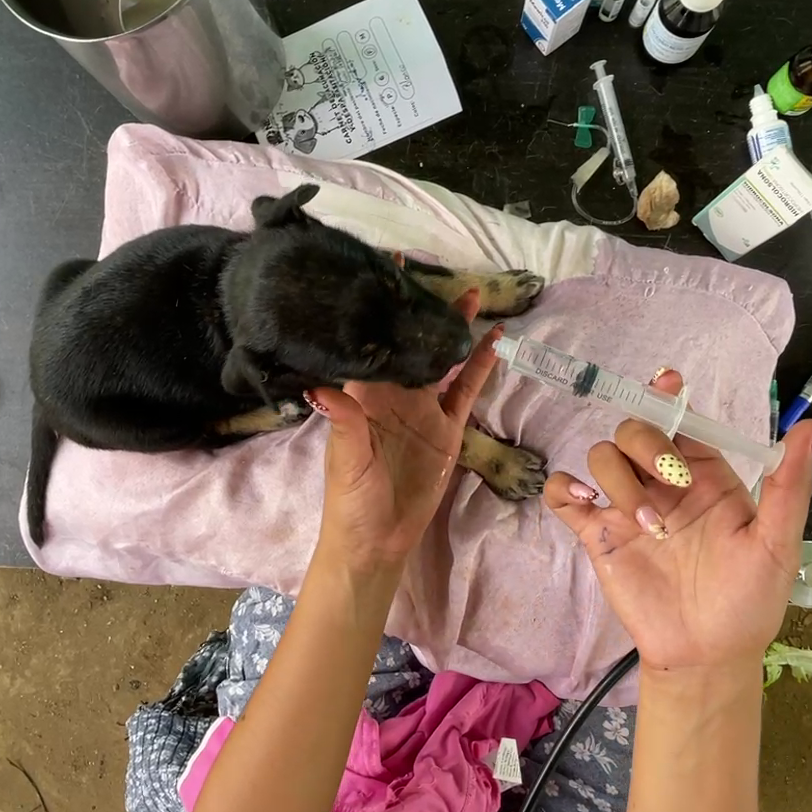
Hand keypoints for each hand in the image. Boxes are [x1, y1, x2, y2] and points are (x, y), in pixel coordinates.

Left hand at [306, 291, 500, 573]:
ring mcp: (423, 409)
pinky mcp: (447, 428)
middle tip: (434, 273)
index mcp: (363, 395)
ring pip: (440, 360)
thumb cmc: (351, 498)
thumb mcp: (346, 459)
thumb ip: (342, 421)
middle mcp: (393, 395)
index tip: (383, 273)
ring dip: (453, 330)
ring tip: (470, 294)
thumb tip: (319, 388)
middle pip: (409, 344)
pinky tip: (493, 340)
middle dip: (420, 311)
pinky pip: (465, 390)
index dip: (375, 311)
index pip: (369, 344)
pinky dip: (479, 366)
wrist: (378, 538)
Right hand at [544, 369, 811, 681]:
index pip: (679, 419)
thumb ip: (789, 484)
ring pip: (601, 456)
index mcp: (703, 473)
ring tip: (650, 527)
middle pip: (633, 429)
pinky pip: (562, 496)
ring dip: (619, 480)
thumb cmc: (748, 599)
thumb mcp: (777, 543)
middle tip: (671, 485)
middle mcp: (660, 481)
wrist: (707, 653)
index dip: (666, 394)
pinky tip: (583, 501)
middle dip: (647, 446)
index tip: (667, 381)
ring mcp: (624, 506)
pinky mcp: (596, 533)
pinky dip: (563, 488)